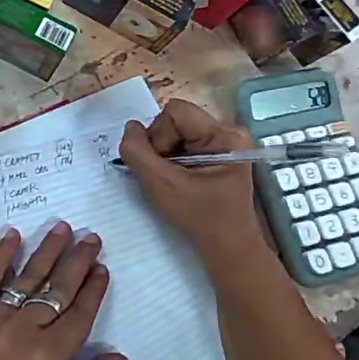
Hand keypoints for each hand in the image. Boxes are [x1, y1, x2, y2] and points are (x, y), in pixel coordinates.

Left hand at [0, 224, 128, 359]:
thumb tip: (120, 356)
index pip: (78, 315)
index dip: (93, 289)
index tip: (104, 264)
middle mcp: (18, 335)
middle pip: (53, 290)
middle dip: (74, 261)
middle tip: (91, 235)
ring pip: (22, 280)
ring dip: (43, 252)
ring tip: (60, 227)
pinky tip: (11, 236)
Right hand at [118, 100, 266, 258]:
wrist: (228, 247)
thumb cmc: (199, 217)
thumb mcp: (160, 185)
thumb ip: (137, 152)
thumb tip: (130, 128)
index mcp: (224, 135)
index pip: (174, 112)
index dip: (158, 135)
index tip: (162, 164)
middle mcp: (228, 131)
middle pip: (174, 119)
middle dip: (160, 144)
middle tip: (166, 173)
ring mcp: (224, 141)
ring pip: (175, 130)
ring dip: (163, 152)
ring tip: (172, 177)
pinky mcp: (217, 151)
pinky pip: (182, 141)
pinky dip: (171, 157)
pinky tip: (178, 177)